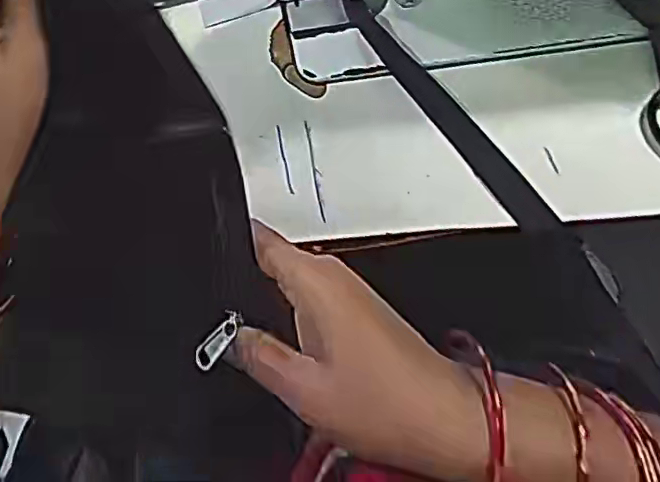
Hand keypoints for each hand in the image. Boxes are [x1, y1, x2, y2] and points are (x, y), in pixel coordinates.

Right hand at [229, 222, 486, 479]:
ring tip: (268, 346)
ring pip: (291, 281)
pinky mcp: (357, 305)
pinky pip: (311, 296)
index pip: (257, 238)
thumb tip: (232, 339)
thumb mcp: (304, 390)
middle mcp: (331, 273)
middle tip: (232, 324)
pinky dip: (296, 317)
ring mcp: (346, 287)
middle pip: (271, 261)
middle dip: (249, 287)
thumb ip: (257, 355)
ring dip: (274, 306)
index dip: (228, 251)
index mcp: (312, 278)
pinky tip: (298, 354)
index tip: (212, 266)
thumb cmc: (391, 404)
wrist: (448, 420)